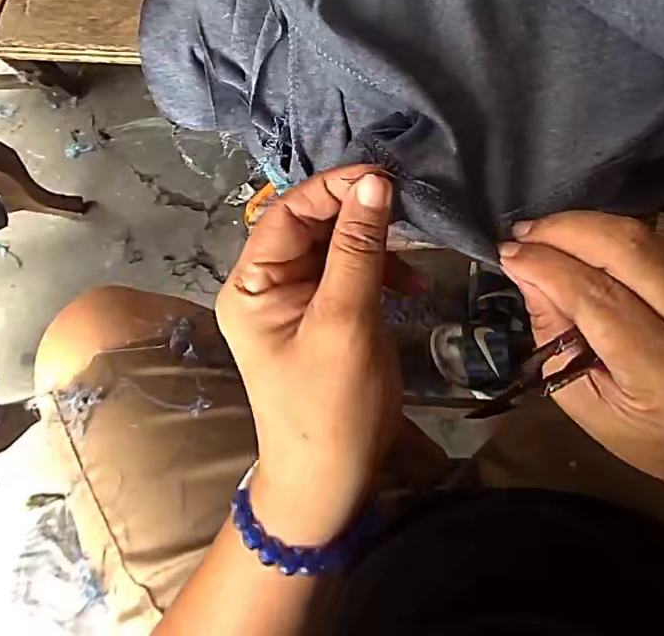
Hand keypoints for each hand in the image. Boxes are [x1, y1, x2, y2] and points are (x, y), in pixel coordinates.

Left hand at [217, 165, 401, 544]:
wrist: (334, 486)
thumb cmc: (330, 407)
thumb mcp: (344, 322)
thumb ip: (358, 249)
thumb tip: (374, 183)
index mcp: (252, 283)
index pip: (288, 213)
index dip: (331, 189)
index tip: (380, 177)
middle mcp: (268, 282)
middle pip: (311, 224)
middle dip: (355, 211)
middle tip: (401, 200)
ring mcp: (298, 297)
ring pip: (334, 243)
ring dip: (373, 239)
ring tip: (411, 240)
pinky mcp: (326, 311)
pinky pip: (351, 270)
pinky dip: (381, 267)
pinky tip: (412, 279)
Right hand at [498, 212, 663, 490]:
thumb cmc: (639, 427)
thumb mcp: (578, 397)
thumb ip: (551, 330)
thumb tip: (523, 266)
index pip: (600, 301)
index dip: (547, 267)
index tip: (508, 254)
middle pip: (630, 250)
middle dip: (566, 231)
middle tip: (524, 233)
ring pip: (642, 234)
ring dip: (584, 227)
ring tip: (547, 237)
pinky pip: (655, 234)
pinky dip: (611, 235)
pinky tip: (590, 250)